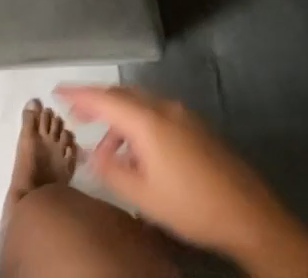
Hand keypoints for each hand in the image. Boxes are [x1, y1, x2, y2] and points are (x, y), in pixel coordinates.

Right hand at [56, 85, 307, 276]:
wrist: (250, 217)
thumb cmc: (191, 206)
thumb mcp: (142, 196)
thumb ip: (111, 170)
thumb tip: (93, 152)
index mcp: (148, 121)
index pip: (104, 98)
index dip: (77, 93)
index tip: (57, 90)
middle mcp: (165, 109)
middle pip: (122, 95)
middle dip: (96, 102)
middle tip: (76, 113)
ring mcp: (185, 116)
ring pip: (141, 104)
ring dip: (119, 116)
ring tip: (107, 143)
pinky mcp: (197, 128)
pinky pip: (157, 113)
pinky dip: (138, 122)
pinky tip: (137, 149)